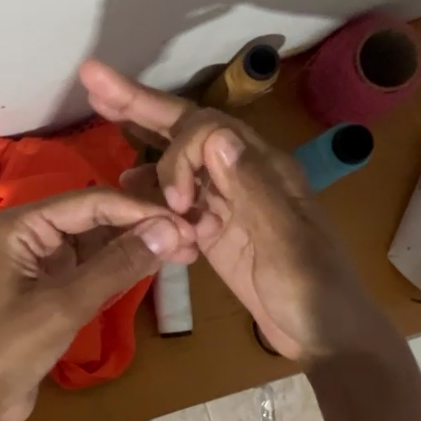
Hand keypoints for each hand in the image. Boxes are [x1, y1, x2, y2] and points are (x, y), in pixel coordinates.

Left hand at [0, 189, 196, 420]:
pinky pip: (95, 269)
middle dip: (144, 227)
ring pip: (100, 244)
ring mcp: (44, 264)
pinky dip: (123, 269)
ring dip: (139, 248)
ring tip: (188, 253)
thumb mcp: (65, 305)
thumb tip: (171, 232)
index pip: (92, 202)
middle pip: (98, 218)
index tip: (187, 223)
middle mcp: (33, 235)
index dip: (140, 210)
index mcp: (24, 226)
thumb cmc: (8, 348)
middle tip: (196, 239)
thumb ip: (117, 266)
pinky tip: (157, 268)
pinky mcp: (53, 291)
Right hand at [80, 59, 391, 361]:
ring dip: (142, 153)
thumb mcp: (287, 243)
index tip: (174, 205)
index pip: (207, 132)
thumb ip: (252, 189)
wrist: (327, 338)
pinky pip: (175, 205)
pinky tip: (127, 196)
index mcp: (264, 171)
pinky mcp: (215, 234)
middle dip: (140, 107)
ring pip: (175, 166)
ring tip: (103, 130)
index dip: (177, 156)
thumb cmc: (315, 293)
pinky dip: (150, 200)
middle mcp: (242, 178)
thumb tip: (216, 135)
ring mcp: (227, 206)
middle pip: (186, 132)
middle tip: (93, 81)